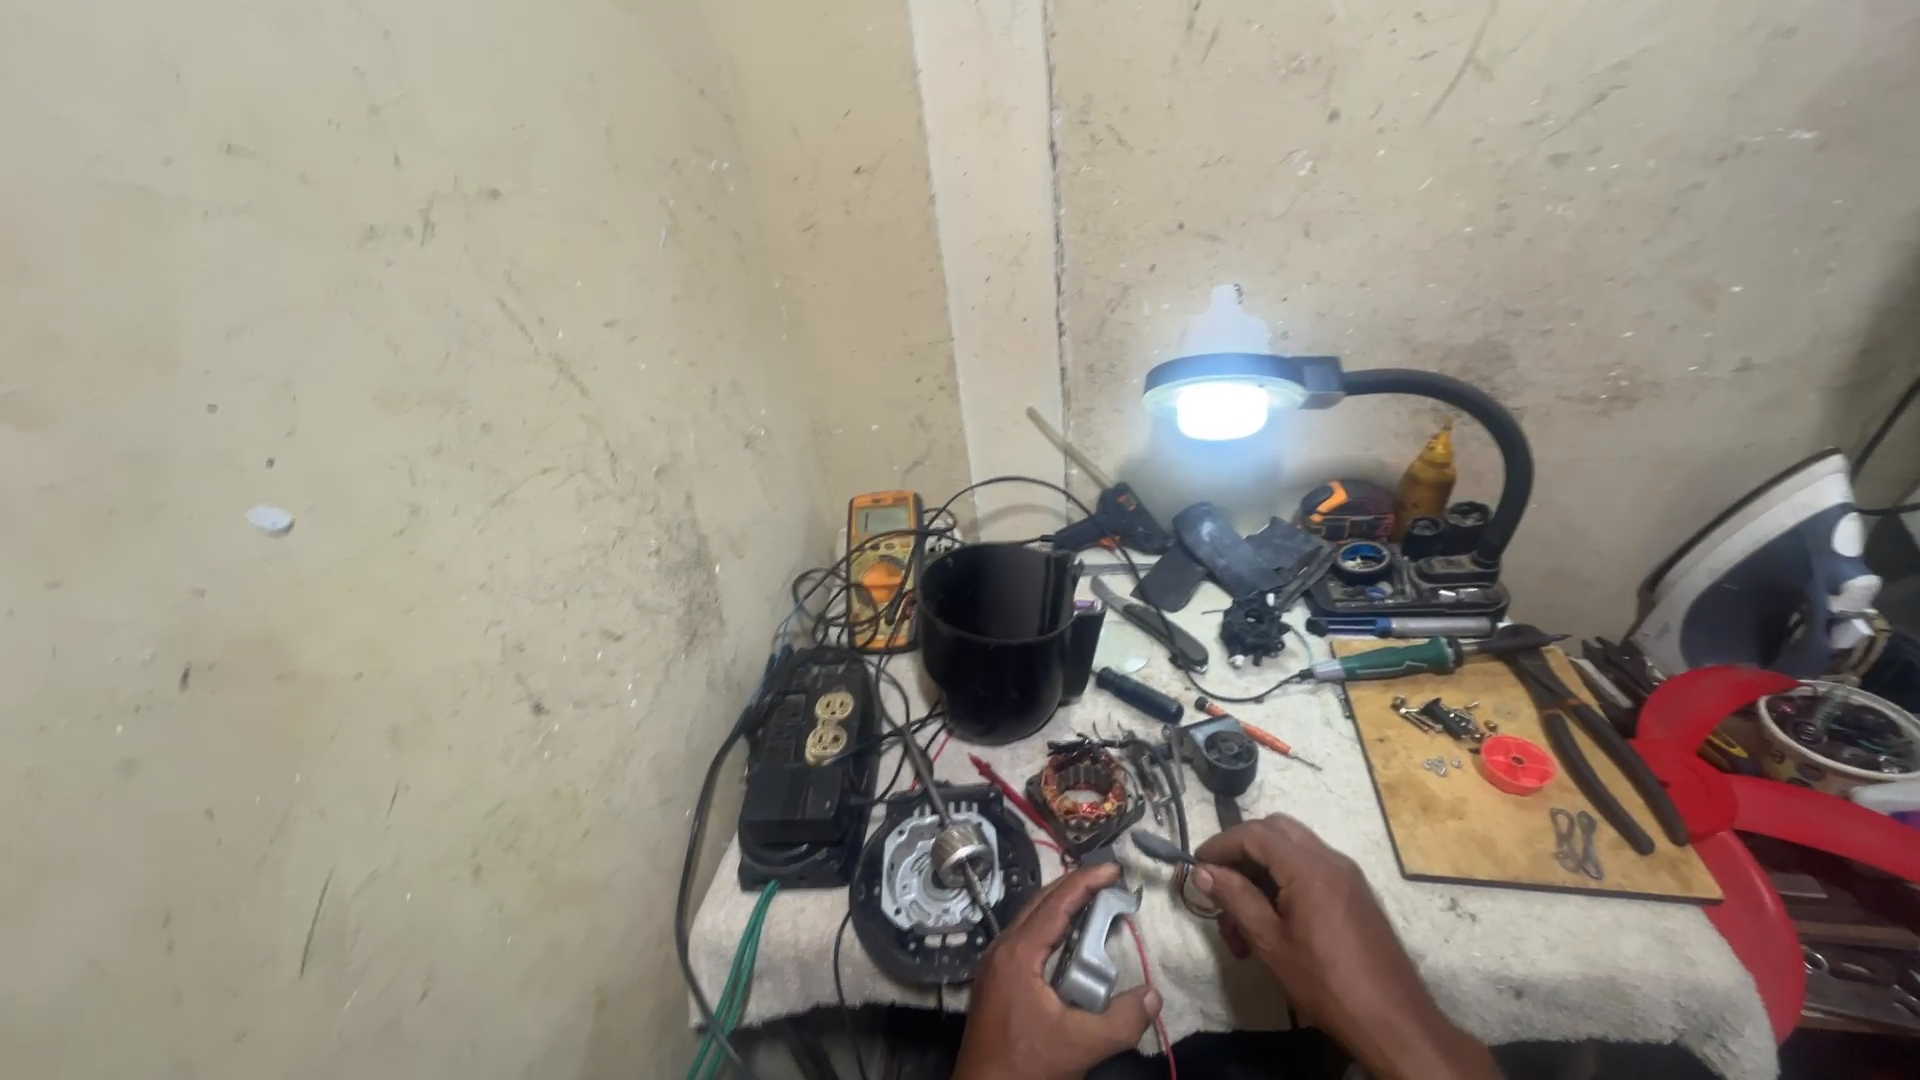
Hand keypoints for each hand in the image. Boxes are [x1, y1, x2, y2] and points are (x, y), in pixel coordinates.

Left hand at [952, 862, 1161, 1079]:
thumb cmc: (1027, 1064)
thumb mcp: (1080, 1046)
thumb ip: (1121, 1021)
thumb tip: (1154, 996)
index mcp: (1019, 951)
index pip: (1057, 903)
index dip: (1086, 881)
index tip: (1114, 868)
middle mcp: (1003, 946)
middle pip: (1041, 901)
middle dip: (1075, 885)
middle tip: (1108, 880)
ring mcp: (995, 961)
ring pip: (1031, 916)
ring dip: (1061, 904)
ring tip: (1093, 901)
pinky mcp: (996, 977)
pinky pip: (1026, 935)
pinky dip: (1050, 925)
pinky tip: (1068, 940)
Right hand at [1193, 814, 1497, 1079]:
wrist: (1395, 1023)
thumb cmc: (1327, 984)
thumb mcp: (1270, 942)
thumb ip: (1235, 898)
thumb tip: (1203, 871)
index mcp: (1308, 867)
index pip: (1253, 833)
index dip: (1220, 844)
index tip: (1196, 865)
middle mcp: (1330, 859)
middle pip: (1276, 829)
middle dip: (1242, 847)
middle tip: (1220, 878)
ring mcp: (1347, 875)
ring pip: (1294, 846)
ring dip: (1263, 863)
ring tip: (1244, 906)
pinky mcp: (1356, 892)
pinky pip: (1312, 865)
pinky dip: (1286, 875)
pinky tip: (1274, 913)